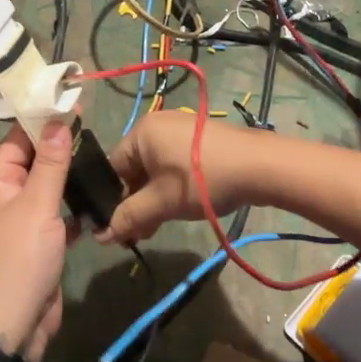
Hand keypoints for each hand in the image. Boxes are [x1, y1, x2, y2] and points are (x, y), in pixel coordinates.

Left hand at [0, 120, 72, 361]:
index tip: (71, 103)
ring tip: (98, 157)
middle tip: (92, 127)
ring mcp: (21, 220)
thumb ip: (51, 164)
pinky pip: (56, 213)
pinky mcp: (38, 241)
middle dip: (58, 145)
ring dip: (68, 175)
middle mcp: (5, 196)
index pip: (17, 139)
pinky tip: (96, 200)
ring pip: (46, 187)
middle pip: (33, 161)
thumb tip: (58, 121)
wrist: (16, 322)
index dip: (42, 120)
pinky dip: (72, 206)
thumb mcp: (38, 205)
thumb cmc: (23, 258)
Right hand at [98, 110, 270, 244]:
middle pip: (133, 170)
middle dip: (134, 203)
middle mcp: (156, 126)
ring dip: (151, 199)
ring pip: (153, 170)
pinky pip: (171, 165)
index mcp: (141, 132)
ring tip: (156, 228)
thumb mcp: (162, 202)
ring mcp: (179, 131)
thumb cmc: (202, 181)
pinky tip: (175, 209)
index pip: (112, 169)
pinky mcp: (197, 141)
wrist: (260, 167)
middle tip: (138, 234)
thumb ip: (129, 217)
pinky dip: (168, 187)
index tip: (116, 228)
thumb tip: (100, 236)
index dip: (111, 200)